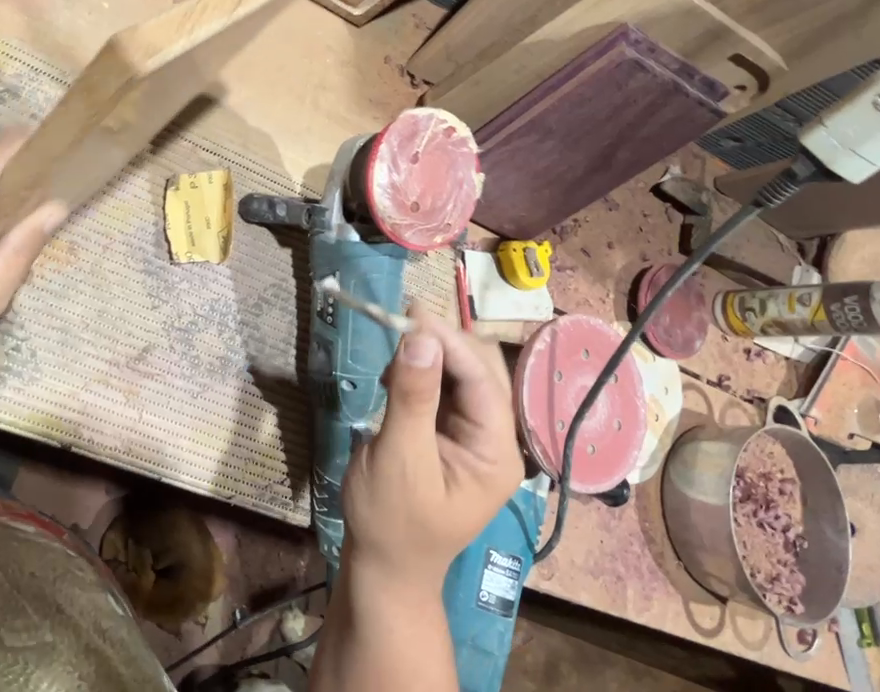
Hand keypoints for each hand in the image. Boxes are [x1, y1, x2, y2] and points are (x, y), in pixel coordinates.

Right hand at [339, 304, 524, 592]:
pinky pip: (443, 389)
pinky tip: (397, 370)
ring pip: (462, 376)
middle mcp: (493, 440)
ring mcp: (472, 437)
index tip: (410, 312)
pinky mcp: (448, 435)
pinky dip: (422, 370)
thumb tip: (419, 338)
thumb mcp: (398, 458)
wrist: (383, 567)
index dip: (448, 342)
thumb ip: (411, 397)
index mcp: (496, 453)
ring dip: (432, 353)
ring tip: (395, 344)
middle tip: (400, 318)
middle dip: (444, 341)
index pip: (481, 381)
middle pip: (480, 372)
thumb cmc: (392, 520)